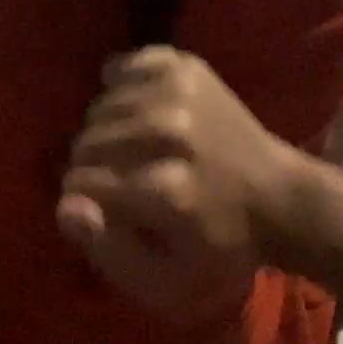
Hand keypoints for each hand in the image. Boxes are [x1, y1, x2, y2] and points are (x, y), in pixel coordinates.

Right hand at [57, 47, 306, 329]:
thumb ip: (106, 250)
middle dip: (90, 162)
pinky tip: (133, 106)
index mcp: (166, 190)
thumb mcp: (165, 279)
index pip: (81, 180)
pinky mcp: (184, 65)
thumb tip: (64, 203)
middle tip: (117, 177)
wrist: (278, 196)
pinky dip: (118, 83)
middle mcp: (169, 132)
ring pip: (100, 104)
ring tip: (127, 147)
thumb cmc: (217, 245)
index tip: (104, 206)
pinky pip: (122, 64)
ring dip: (103, 128)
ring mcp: (178, 92)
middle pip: (87, 139)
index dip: (84, 197)